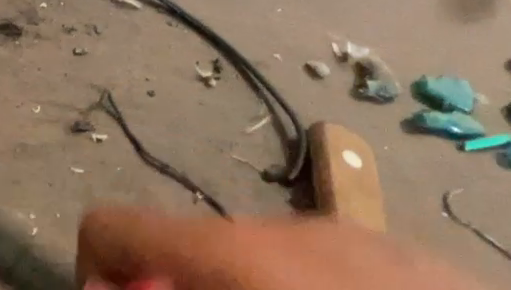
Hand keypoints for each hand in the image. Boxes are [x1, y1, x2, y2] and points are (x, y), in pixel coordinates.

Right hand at [78, 208, 486, 289]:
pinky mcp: (415, 259)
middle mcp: (283, 227)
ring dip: (246, 288)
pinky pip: (327, 266)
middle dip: (180, 287)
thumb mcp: (237, 287)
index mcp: (235, 252)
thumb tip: (114, 288)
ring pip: (260, 255)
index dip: (94, 272)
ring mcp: (356, 239)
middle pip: (190, 245)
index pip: (110, 227)